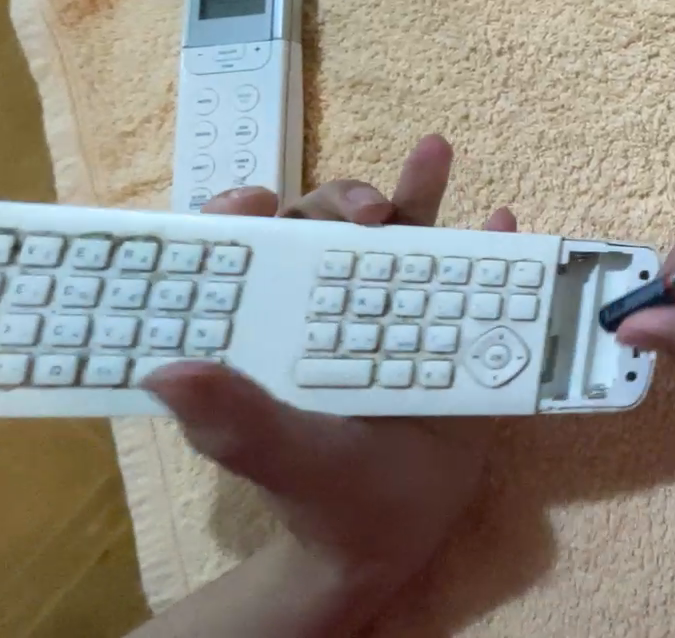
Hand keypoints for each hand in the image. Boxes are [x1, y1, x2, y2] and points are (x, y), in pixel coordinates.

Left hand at [143, 136, 514, 604]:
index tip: (252, 200)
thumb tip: (170, 369)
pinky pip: (477, 272)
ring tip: (434, 151)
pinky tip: (505, 220)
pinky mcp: (459, 324)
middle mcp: (339, 311)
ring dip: (421, 190)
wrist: (408, 523)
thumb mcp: (286, 461)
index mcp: (280, 334)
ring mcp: (403, 314)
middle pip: (335, 231)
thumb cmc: (334, 497)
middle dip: (347, 199)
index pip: (251, 260)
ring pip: (408, 237)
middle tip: (373, 207)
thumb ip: (238, 423)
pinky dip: (493, 240)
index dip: (243, 218)